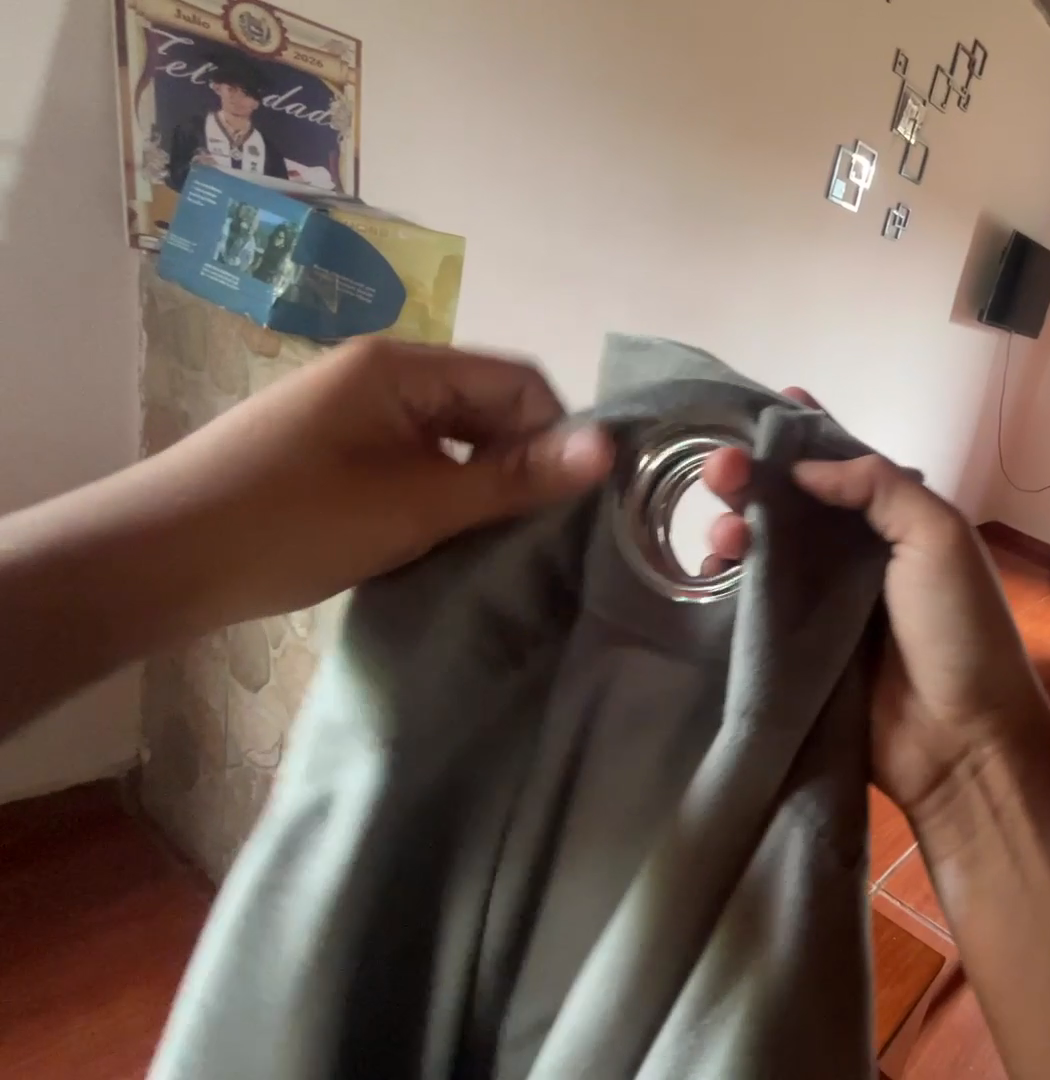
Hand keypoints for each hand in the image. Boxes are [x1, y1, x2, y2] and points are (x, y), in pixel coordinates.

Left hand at [149, 337, 611, 626]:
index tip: (558, 494)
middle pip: (491, 404)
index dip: (552, 433)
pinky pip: (427, 454)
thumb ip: (520, 475)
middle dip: (520, 457)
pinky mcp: (347, 446)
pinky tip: (446, 525)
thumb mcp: (424, 502)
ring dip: (486, 476)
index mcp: (403, 368)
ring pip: (462, 433)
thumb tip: (610, 450)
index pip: (518, 381)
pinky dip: (451, 486)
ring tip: (487, 527)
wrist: (154, 565)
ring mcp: (362, 411)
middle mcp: (386, 375)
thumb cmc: (296, 522)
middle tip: (522, 518)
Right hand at [701, 392, 1049, 818]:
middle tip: (719, 471)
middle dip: (755, 481)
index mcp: (897, 524)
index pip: (843, 469)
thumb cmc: (959, 628)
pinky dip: (730, 586)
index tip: (759, 410)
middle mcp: (857, 558)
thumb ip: (881, 487)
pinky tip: (710, 573)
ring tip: (720, 533)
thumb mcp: (940, 537)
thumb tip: (806, 467)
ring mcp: (825, 605)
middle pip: (794, 507)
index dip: (803, 438)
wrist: (960, 738)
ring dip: (737, 530)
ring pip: (767, 553)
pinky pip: (755, 608)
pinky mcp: (798, 650)